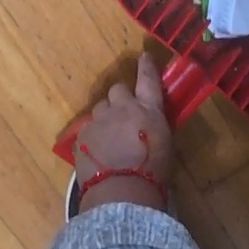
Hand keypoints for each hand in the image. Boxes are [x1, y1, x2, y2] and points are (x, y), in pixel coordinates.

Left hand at [74, 54, 173, 213]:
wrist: (122, 192)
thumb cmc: (154, 173)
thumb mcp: (166, 145)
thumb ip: (156, 128)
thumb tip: (151, 126)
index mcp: (148, 110)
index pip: (148, 79)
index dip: (146, 67)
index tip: (143, 57)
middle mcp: (122, 109)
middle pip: (118, 90)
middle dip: (121, 98)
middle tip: (125, 115)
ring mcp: (99, 121)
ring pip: (101, 109)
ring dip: (106, 117)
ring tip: (111, 137)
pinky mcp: (83, 136)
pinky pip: (89, 129)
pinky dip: (94, 136)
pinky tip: (99, 152)